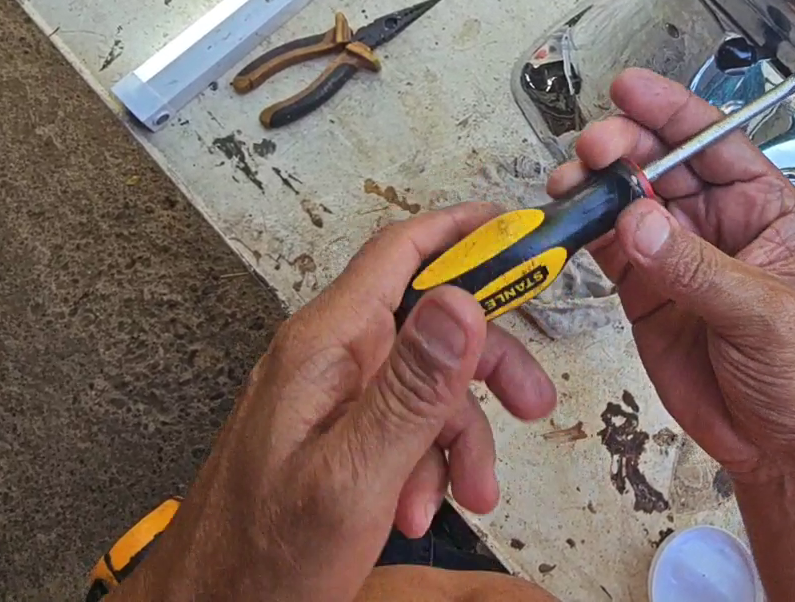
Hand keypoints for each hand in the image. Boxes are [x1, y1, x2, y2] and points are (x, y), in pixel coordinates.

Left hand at [117, 203, 556, 601]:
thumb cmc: (262, 564)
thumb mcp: (353, 478)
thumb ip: (412, 388)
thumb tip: (462, 301)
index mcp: (326, 343)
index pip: (401, 251)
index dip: (464, 230)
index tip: (519, 230)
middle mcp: (330, 355)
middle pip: (430, 319)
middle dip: (487, 359)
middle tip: (532, 401)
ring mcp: (333, 393)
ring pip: (426, 378)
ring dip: (460, 431)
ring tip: (473, 489)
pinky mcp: (338, 430)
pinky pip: (404, 421)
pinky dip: (430, 459)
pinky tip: (424, 507)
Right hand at [548, 69, 794, 484]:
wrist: (779, 449)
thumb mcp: (764, 315)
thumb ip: (699, 268)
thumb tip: (639, 222)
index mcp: (762, 207)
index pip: (713, 142)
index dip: (671, 111)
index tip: (631, 90)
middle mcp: (715, 219)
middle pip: (660, 162)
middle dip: (624, 146)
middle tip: (593, 149)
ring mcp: (676, 250)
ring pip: (627, 198)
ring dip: (596, 184)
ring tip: (570, 182)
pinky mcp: (644, 286)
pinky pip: (609, 245)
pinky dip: (585, 230)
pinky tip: (569, 219)